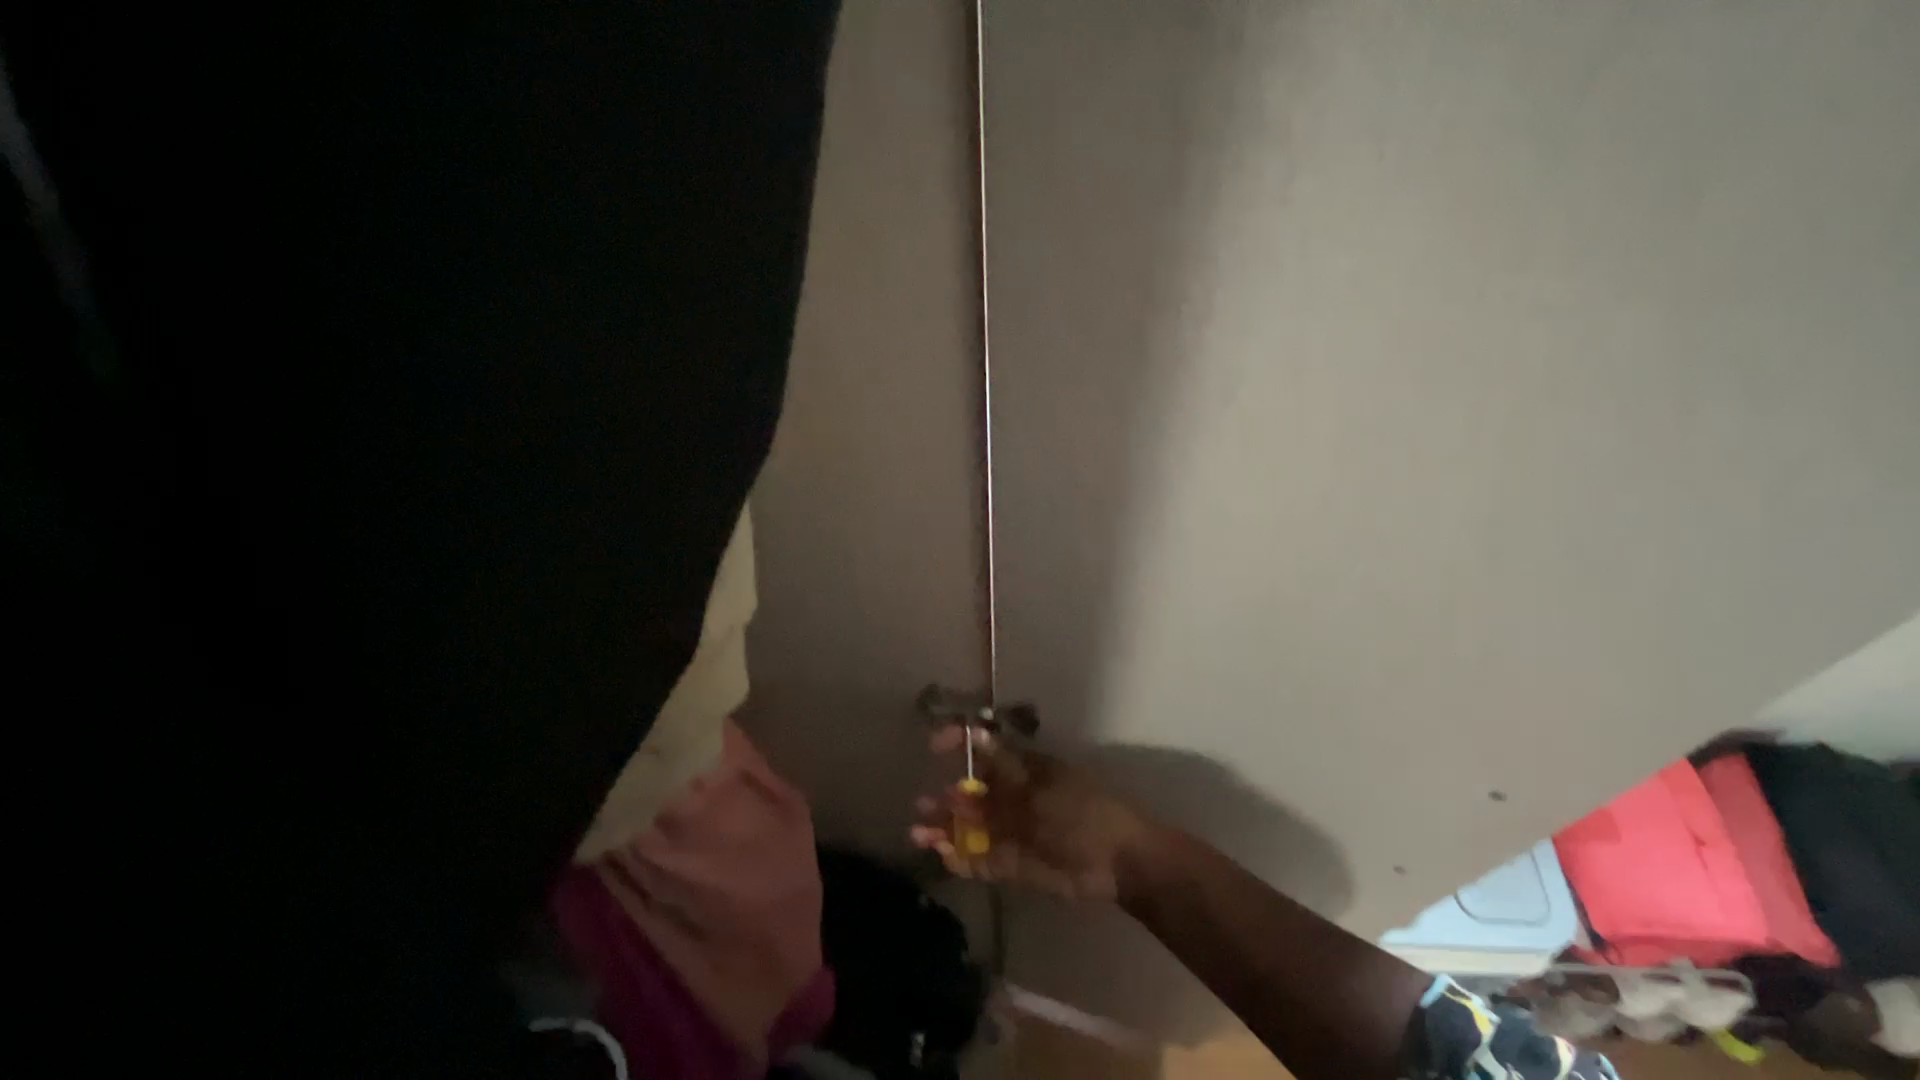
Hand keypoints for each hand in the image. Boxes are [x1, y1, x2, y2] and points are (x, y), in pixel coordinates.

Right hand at [910, 727, 1153, 903]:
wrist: (1119, 863)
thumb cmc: (1082, 815)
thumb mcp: (1037, 793)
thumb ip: (999, 780)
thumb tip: (970, 744)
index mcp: (1025, 770)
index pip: (986, 750)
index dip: (960, 745)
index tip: (934, 747)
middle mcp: (1016, 798)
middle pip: (973, 796)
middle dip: (946, 800)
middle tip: (920, 807)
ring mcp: (1015, 832)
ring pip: (972, 829)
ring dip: (946, 830)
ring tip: (920, 834)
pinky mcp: (1016, 864)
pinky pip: (983, 860)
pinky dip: (962, 860)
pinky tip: (943, 857)